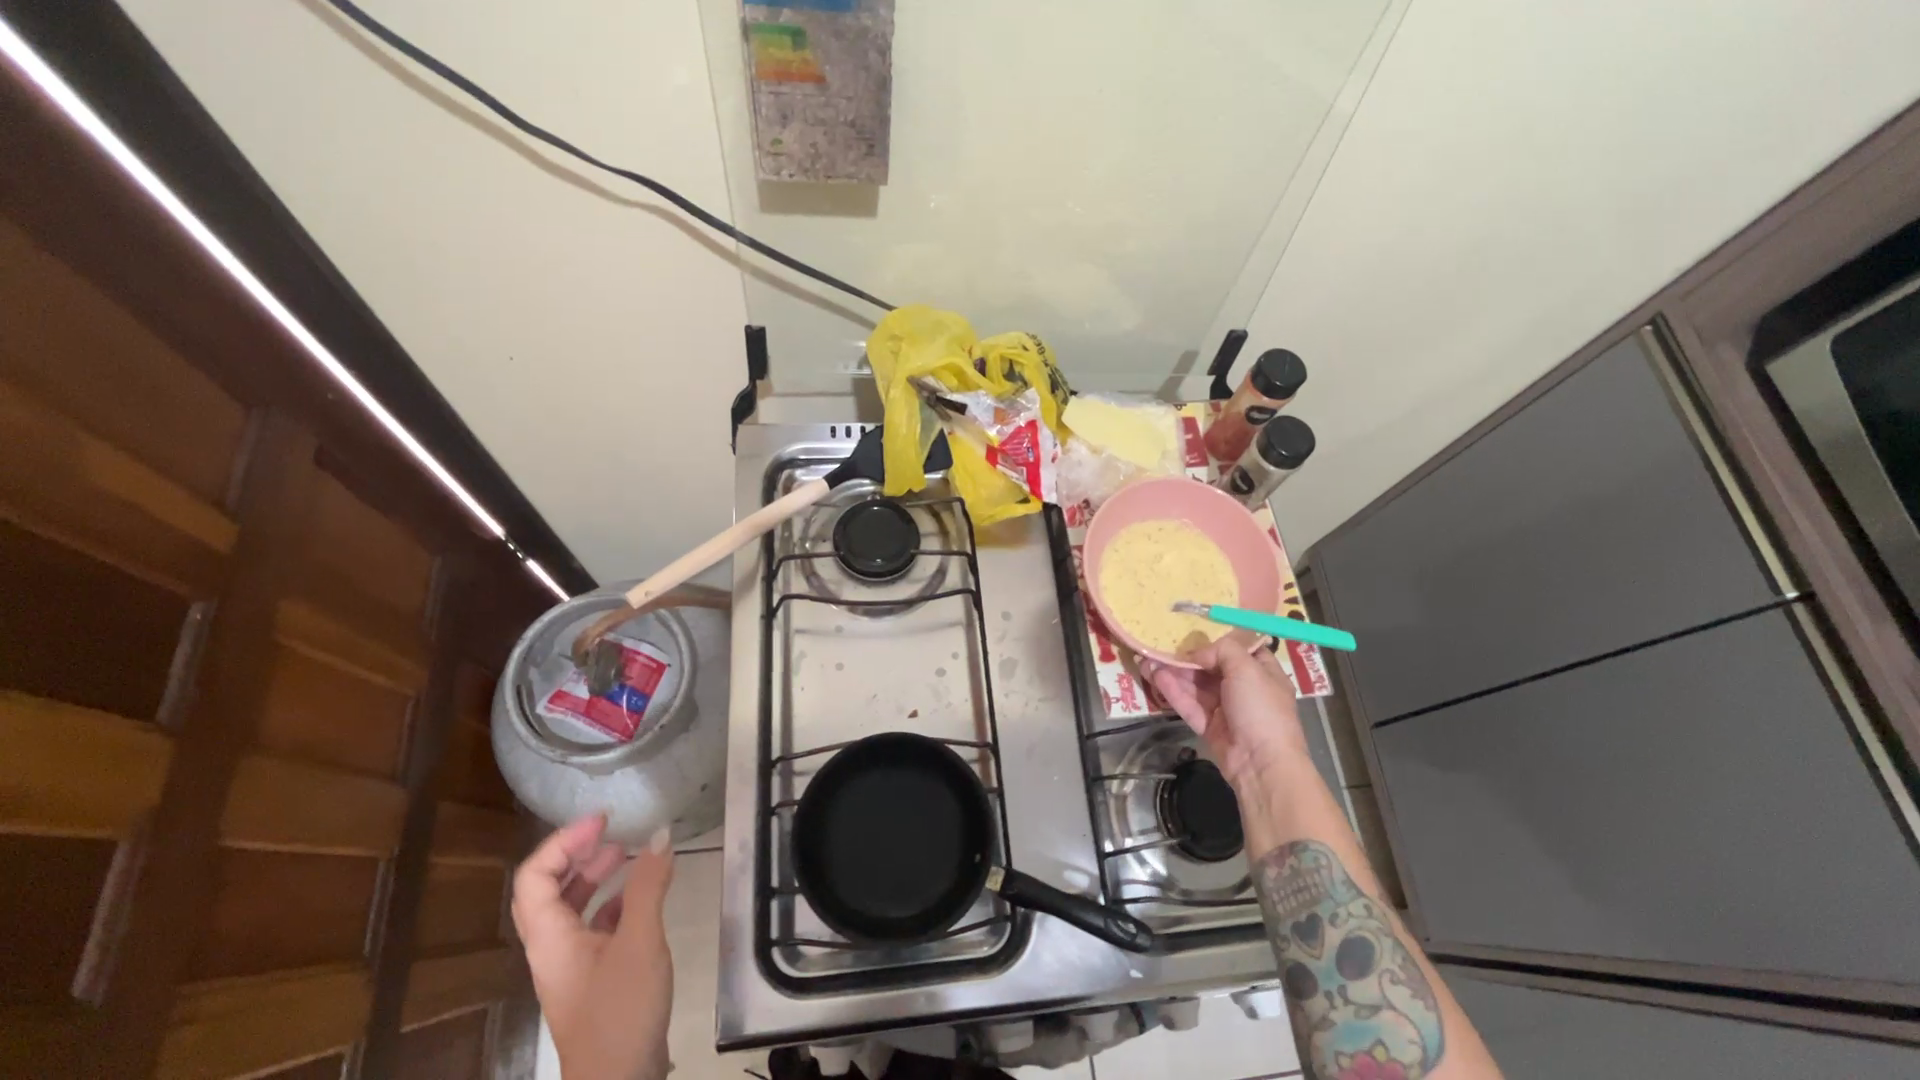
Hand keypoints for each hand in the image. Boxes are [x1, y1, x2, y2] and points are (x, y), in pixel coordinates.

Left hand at [511, 815, 674, 1079]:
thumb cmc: (620, 1011)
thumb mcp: (639, 942)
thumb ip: (647, 886)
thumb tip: (658, 835)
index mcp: (549, 937)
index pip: (536, 876)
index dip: (564, 841)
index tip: (603, 820)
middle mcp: (552, 948)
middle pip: (549, 889)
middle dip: (578, 854)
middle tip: (614, 831)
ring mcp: (572, 966)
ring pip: (573, 909)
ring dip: (595, 877)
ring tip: (628, 854)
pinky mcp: (594, 980)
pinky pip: (595, 928)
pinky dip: (614, 904)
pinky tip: (642, 897)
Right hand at [1140, 642, 1308, 787]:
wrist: (1261, 762)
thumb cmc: (1261, 708)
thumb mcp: (1247, 668)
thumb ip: (1221, 651)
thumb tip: (1198, 654)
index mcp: (1263, 673)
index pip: (1240, 650)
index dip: (1218, 641)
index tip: (1194, 631)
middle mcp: (1245, 689)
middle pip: (1212, 668)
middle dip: (1187, 657)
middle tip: (1160, 645)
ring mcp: (1225, 709)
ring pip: (1195, 686)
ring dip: (1173, 672)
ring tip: (1146, 659)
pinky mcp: (1208, 726)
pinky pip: (1189, 704)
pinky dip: (1172, 690)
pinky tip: (1154, 676)